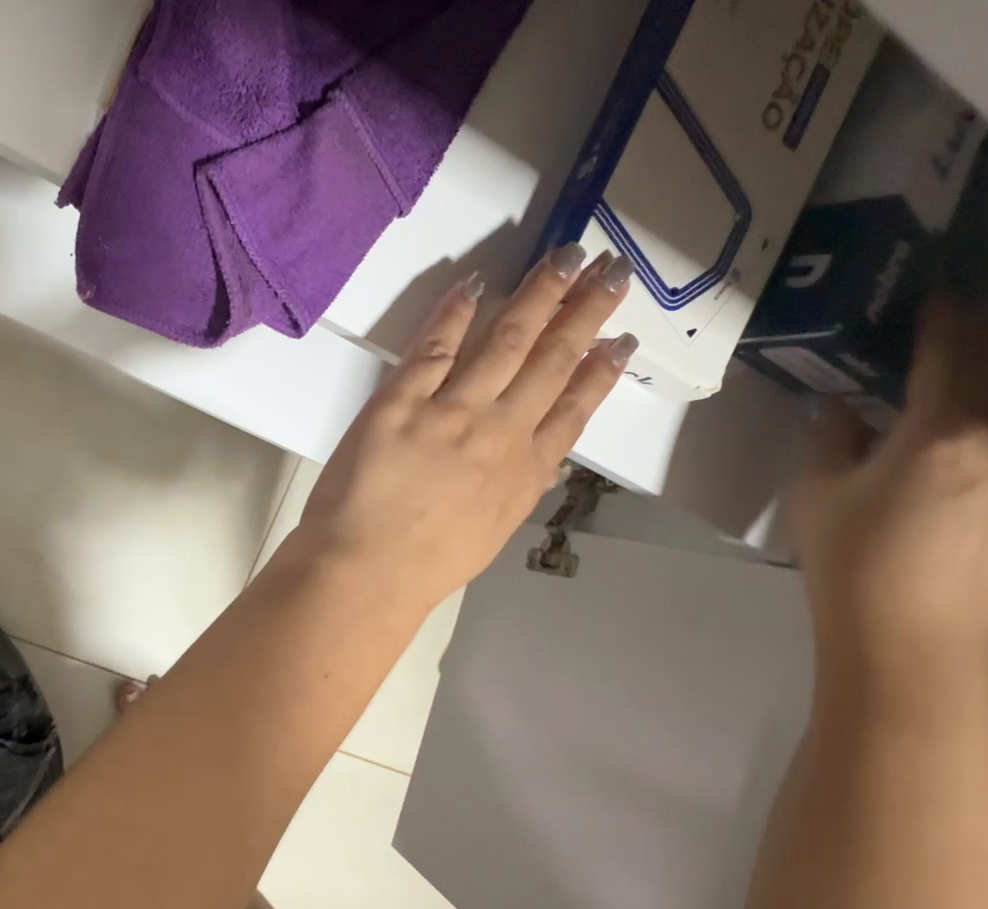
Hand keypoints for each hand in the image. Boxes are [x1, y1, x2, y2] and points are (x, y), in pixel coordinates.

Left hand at [287, 243, 635, 615]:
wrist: (365, 571)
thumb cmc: (423, 566)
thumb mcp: (492, 531)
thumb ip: (517, 487)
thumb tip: (539, 453)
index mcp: (525, 473)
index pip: (574, 409)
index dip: (601, 369)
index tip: (621, 338)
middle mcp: (499, 433)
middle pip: (550, 360)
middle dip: (584, 312)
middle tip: (610, 269)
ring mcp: (450, 413)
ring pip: (505, 342)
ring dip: (539, 296)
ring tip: (566, 258)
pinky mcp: (400, 403)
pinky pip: (434, 347)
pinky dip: (456, 312)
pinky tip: (475, 284)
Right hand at [790, 302, 987, 657]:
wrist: (912, 635)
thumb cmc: (849, 561)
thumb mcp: (817, 493)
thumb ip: (833, 437)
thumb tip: (843, 407)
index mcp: (942, 431)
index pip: (952, 351)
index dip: (943, 319)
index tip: (933, 299)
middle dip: (987, 333)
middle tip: (962, 316)